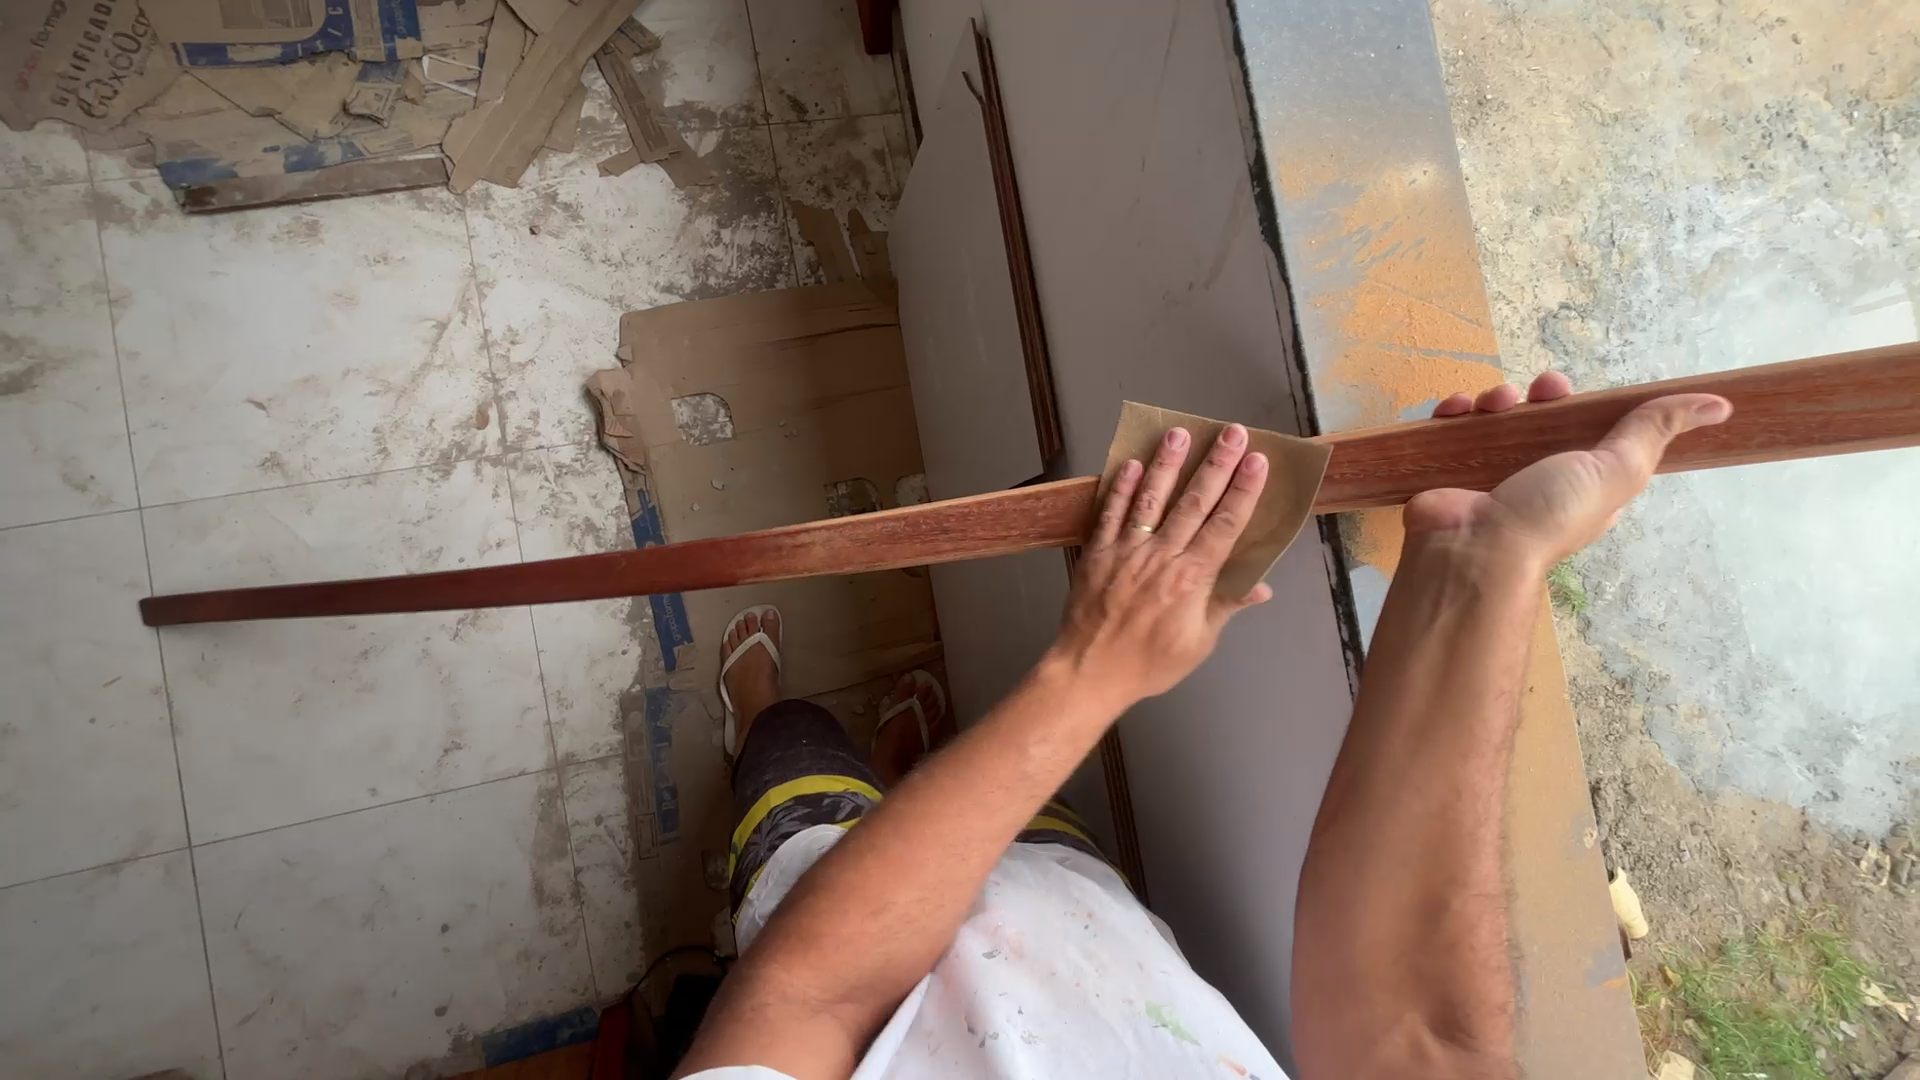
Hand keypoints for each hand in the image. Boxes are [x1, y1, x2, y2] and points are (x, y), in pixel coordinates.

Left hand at [1050, 424, 1272, 707]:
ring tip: (1179, 432)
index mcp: (1191, 578)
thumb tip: (1261, 587)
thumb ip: (1225, 606)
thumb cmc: (1149, 664)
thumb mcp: (1199, 642)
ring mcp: (1126, 550)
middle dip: (1215, 465)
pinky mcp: (1097, 553)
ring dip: (1166, 464)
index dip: (1243, 490)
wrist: (1091, 671)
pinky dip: (1121, 488)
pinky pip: (1110, 514)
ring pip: (1151, 499)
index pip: (1225, 525)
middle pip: (1193, 502)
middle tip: (1230, 432)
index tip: (1257, 460)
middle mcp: (1160, 556)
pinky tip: (1132, 463)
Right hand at [1410, 372, 1732, 565]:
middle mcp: (1530, 476)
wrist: (1473, 544)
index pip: (1581, 432)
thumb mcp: (1617, 469)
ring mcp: (1483, 474)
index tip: (1566, 394)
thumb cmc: (1549, 511)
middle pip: (1534, 421)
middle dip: (1534, 398)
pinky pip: (1448, 433)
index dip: (1576, 407)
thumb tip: (1719, 404)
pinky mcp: (1445, 470)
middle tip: (1532, 393)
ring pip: (1490, 422)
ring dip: (1491, 401)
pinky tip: (1453, 411)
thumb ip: (1654, 431)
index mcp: (1575, 480)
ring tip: (1489, 403)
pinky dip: (1450, 416)